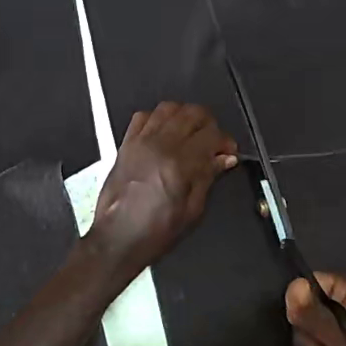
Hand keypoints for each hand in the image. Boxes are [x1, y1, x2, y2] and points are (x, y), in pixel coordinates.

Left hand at [86, 103, 237, 275]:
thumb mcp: (192, 211)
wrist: (118, 238)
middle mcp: (159, 147)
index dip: (225, 141)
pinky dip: (157, 118)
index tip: (228, 150)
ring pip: (168, 107)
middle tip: (213, 139)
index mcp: (178, 164)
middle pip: (192, 113)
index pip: (211, 135)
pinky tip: (164, 131)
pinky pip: (142, 116)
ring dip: (184, 115)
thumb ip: (208, 178)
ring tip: (191, 132)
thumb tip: (223, 160)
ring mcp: (140, 142)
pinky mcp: (126, 144)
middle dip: (209, 123)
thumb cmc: (152, 231)